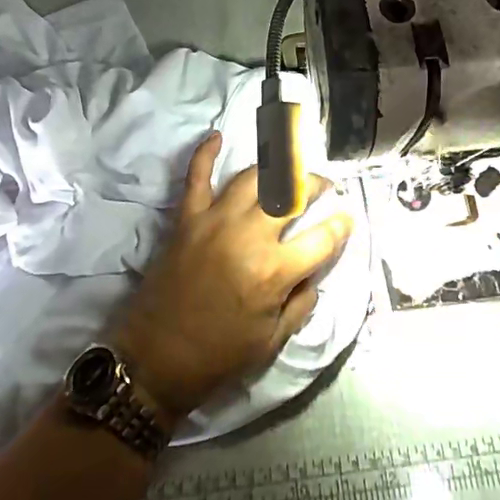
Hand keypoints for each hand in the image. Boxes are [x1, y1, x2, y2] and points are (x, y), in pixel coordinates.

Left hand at [108, 132, 353, 427]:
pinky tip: (216, 136)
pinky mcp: (185, 220)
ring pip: (254, 178)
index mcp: (274, 272)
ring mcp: (214, 222)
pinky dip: (204, 153)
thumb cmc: (217, 358)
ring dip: (277, 170)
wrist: (152, 362)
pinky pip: (195, 177)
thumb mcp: (272, 342)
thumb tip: (313, 274)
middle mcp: (249, 237)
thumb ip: (301, 302)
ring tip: (288, 172)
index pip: (324, 237)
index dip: (342, 225)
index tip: (347, 219)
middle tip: (322, 188)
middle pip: (293, 195)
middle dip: (316, 186)